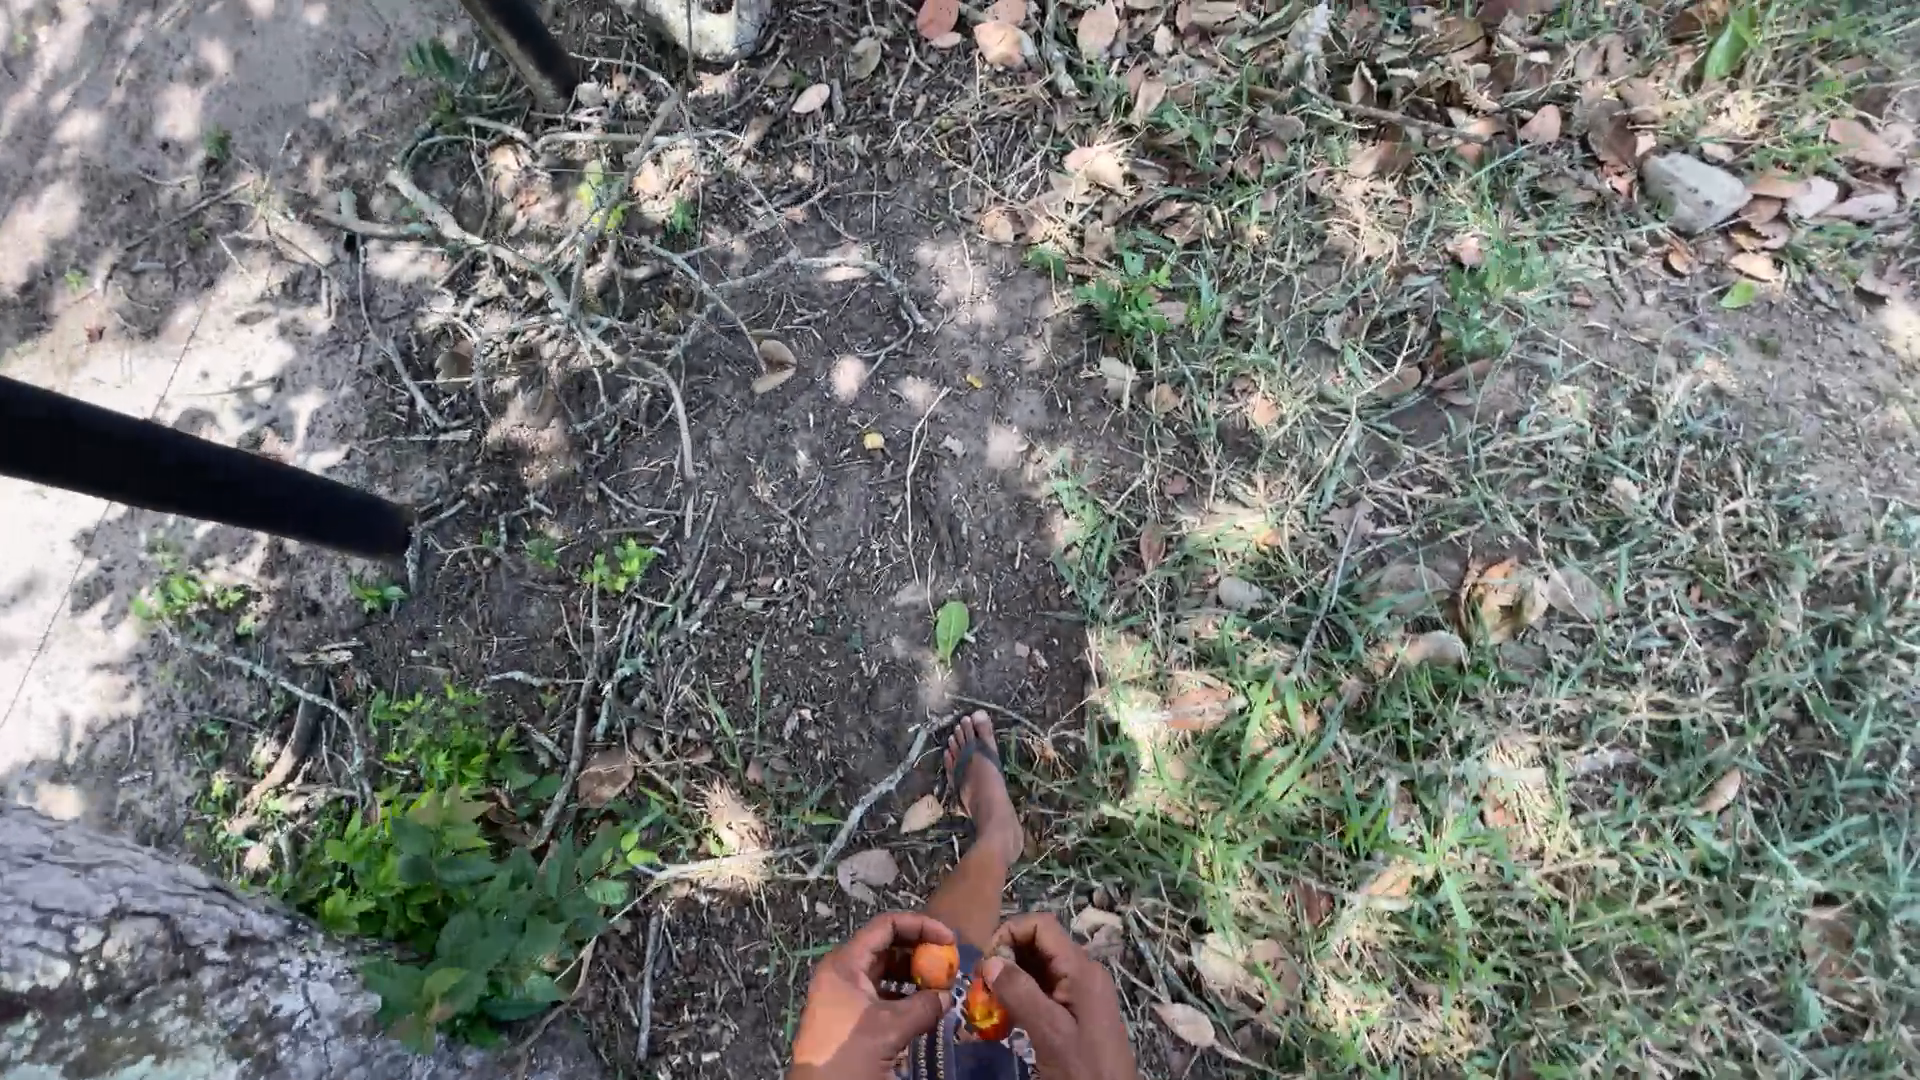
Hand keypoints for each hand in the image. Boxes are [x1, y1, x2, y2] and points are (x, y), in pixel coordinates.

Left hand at [790, 912, 953, 1079]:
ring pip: (886, 973)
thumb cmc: (849, 1055)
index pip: (887, 926)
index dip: (920, 926)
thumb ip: (923, 1007)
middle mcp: (844, 972)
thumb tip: (946, 996)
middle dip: (920, 953)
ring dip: (914, 977)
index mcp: (846, 963)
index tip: (949, 939)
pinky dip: (903, 998)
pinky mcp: (849, 1018)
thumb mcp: (890, 1029)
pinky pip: (881, 996)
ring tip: (940, 988)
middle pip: (887, 947)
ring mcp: (845, 995)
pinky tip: (924, 1010)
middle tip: (947, 965)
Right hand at [984, 913, 1138, 1079]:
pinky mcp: (1075, 1010)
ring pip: (1038, 966)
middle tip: (981, 984)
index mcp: (1081, 968)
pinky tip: (1006, 1014)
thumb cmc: (1084, 1070)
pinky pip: (1044, 988)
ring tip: (988, 999)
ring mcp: (1080, 991)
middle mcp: (1082, 971)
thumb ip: (1021, 993)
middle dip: (1007, 956)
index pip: (1041, 925)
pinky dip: (1021, 994)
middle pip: (1038, 943)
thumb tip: (990, 960)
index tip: (986, 962)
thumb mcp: (1050, 1033)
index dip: (1010, 932)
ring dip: (1011, 976)